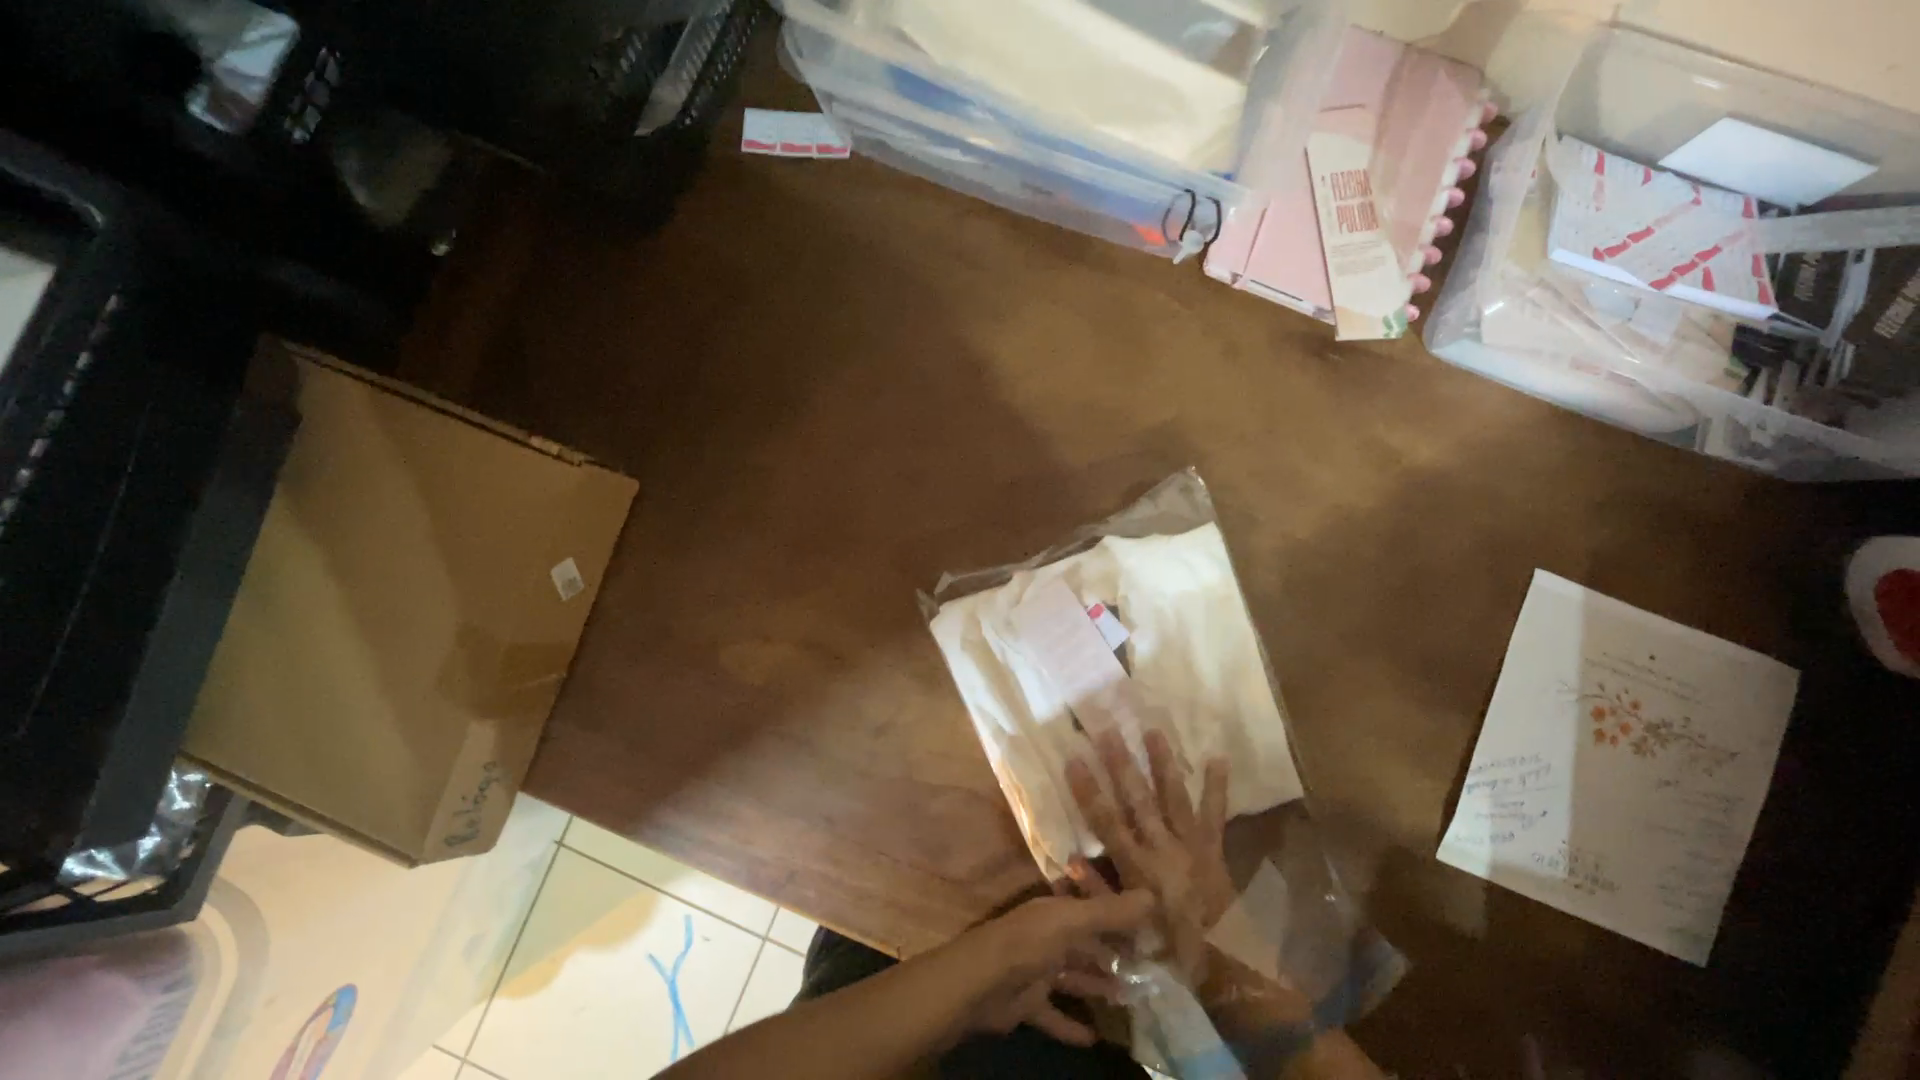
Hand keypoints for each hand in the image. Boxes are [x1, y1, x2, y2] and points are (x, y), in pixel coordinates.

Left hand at [939, 889, 1154, 1046]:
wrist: (979, 985)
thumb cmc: (1027, 944)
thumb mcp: (1071, 922)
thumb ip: (1109, 912)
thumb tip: (1153, 895)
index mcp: (1054, 912)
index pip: (1090, 905)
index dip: (1116, 912)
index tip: (1149, 922)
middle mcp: (1046, 937)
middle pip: (1084, 943)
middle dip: (1112, 952)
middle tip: (1150, 964)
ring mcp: (1036, 970)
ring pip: (1074, 977)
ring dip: (1099, 986)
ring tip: (1133, 998)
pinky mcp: (1029, 1003)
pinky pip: (1056, 1015)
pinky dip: (1073, 1026)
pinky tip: (1097, 1037)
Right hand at [1066, 728, 1232, 983]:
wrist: (1218, 963)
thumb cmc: (1160, 946)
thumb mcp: (1122, 928)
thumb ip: (1097, 893)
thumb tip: (1070, 859)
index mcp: (1136, 867)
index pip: (1106, 822)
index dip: (1088, 790)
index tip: (1074, 759)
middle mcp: (1162, 849)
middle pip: (1137, 801)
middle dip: (1121, 765)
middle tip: (1108, 731)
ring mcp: (1191, 845)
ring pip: (1173, 798)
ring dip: (1162, 764)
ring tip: (1154, 731)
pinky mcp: (1214, 848)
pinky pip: (1215, 814)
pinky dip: (1217, 787)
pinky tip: (1218, 758)